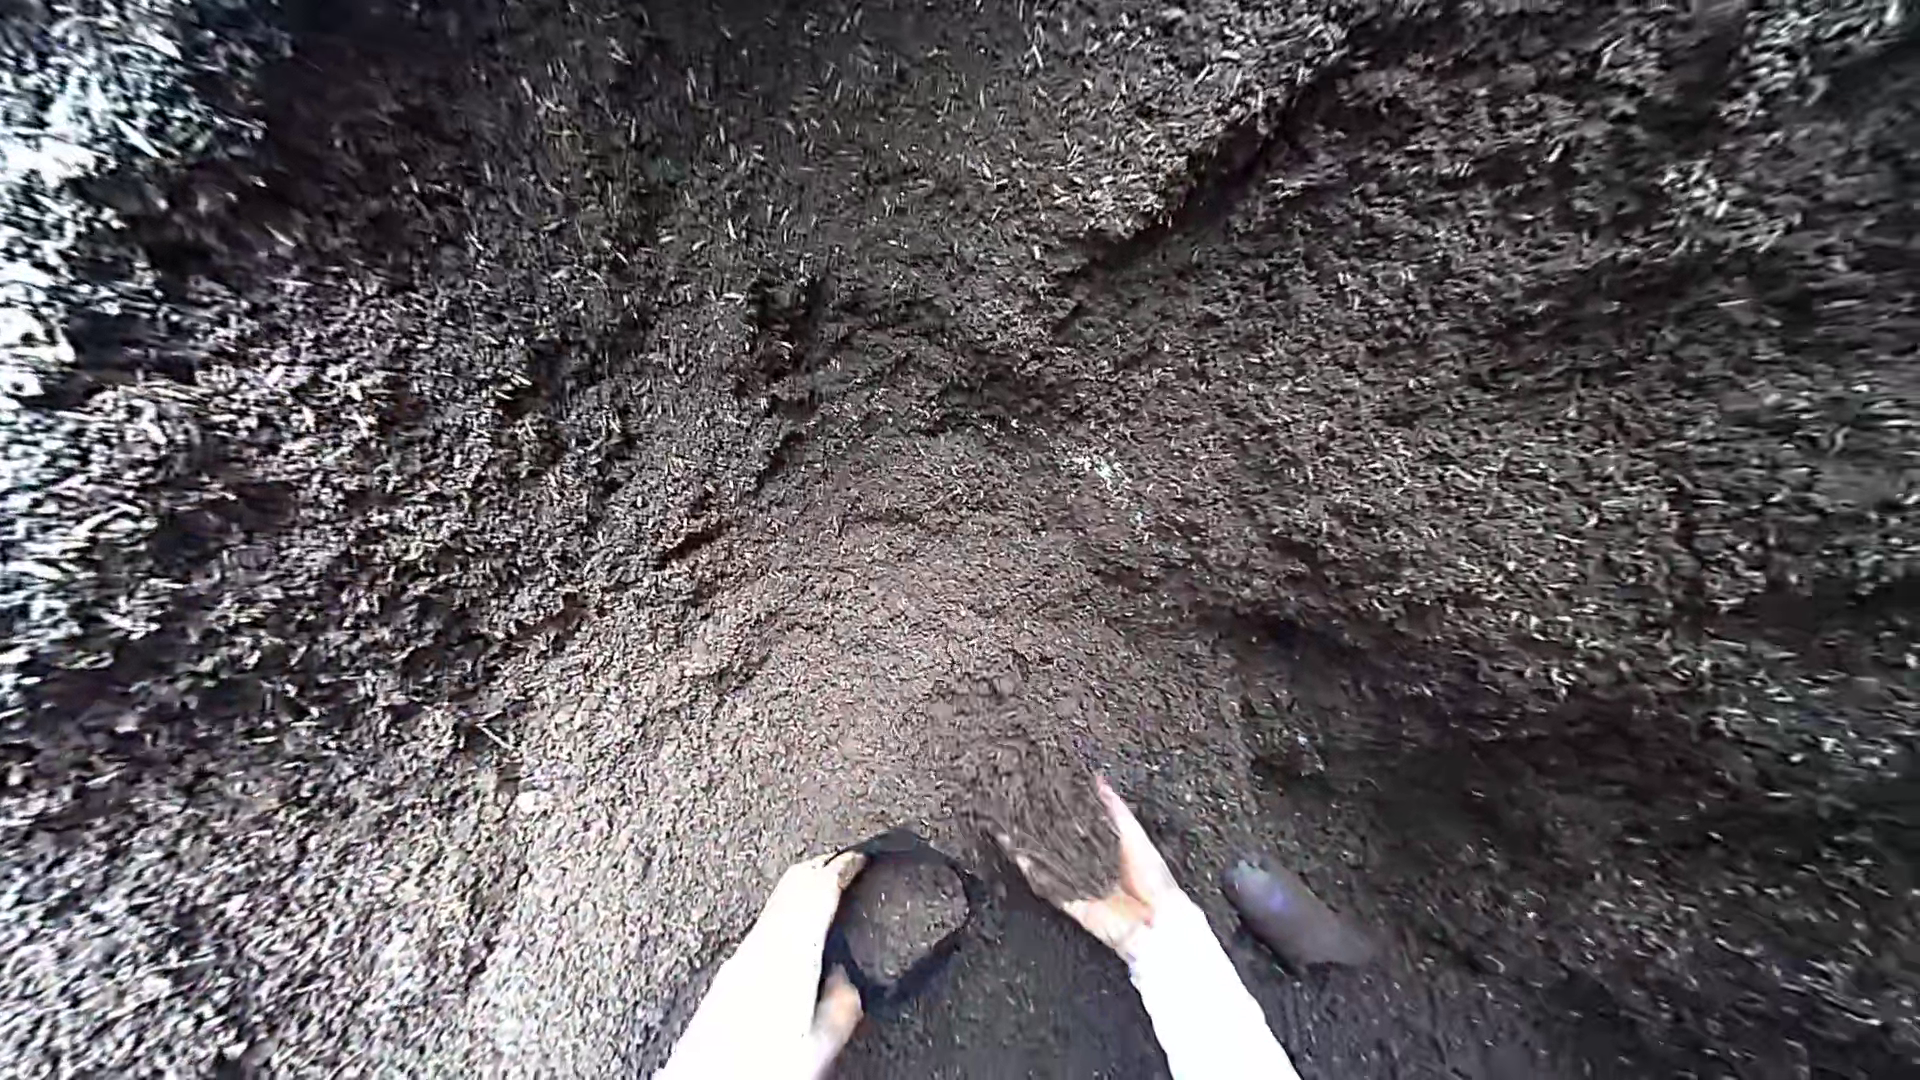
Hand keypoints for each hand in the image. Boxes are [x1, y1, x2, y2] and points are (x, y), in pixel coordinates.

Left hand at [657, 851, 866, 1079]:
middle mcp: (765, 939)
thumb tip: (849, 985)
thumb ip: (841, 1007)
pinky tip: (793, 926)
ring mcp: (743, 952)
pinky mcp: (729, 969)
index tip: (860, 857)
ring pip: (779, 897)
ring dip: (804, 882)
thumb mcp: (818, 1045)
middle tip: (844, 860)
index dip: (845, 864)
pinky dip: (787, 905)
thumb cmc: (756, 1069)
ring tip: (822, 884)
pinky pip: (766, 918)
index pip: (823, 884)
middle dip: (822, 863)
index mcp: (794, 948)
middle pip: (796, 879)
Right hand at [1000, 777, 1184, 963]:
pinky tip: (1020, 857)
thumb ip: (1115, 809)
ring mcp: (1078, 884)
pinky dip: (1034, 874)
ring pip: (1047, 862)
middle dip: (1038, 826)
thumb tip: (1098, 780)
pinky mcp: (1073, 903)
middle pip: (1057, 841)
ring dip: (1029, 848)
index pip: (1076, 822)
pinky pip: (1049, 888)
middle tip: (1018, 807)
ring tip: (1009, 828)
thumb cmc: (1153, 878)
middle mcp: (1089, 864)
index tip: (1041, 790)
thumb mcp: (1134, 833)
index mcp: (1104, 845)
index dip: (1059, 807)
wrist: (1158, 923)